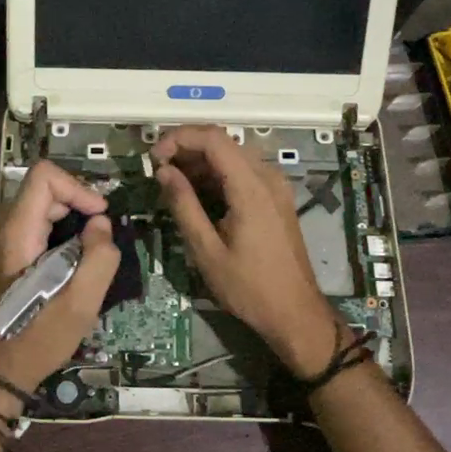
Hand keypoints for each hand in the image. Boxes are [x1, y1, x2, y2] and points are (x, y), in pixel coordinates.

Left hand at [0, 161, 120, 408]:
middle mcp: (0, 226)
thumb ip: (99, 256)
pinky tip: (72, 264)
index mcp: (14, 232)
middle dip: (78, 205)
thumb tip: (100, 225)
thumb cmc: (38, 338)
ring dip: (71, 221)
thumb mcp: (81, 303)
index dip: (78, 187)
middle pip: (44, 189)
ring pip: (41, 206)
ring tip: (90, 253)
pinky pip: (35, 225)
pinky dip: (59, 233)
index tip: (100, 216)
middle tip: (101, 238)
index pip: (44, 176)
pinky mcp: (2, 252)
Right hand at [152, 125, 345, 378]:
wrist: (296, 313)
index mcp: (251, 187)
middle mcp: (267, 176)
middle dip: (186, 149)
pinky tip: (197, 194)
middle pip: (223, 142)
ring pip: (232, 155)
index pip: (213, 138)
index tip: (154, 157)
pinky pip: (243, 172)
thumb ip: (184, 205)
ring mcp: (275, 186)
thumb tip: (163, 171)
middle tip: (158, 170)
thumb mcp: (206, 250)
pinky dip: (217, 174)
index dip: (180, 138)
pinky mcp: (276, 197)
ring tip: (172, 183)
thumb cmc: (249, 287)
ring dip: (200, 161)